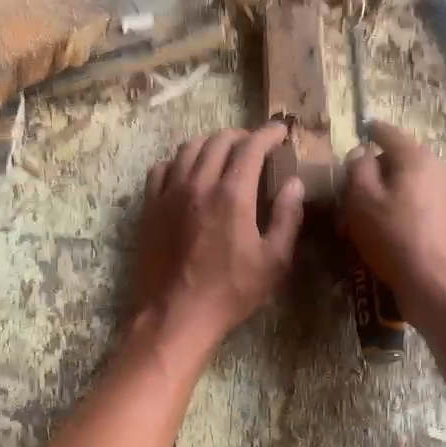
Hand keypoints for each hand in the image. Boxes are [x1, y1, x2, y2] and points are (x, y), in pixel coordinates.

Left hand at [131, 123, 305, 365]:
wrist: (174, 315)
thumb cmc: (230, 292)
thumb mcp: (274, 262)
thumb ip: (288, 217)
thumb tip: (295, 183)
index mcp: (232, 194)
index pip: (252, 146)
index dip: (269, 133)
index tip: (281, 131)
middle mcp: (199, 183)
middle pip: (219, 140)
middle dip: (242, 135)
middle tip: (256, 145)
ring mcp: (170, 193)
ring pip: (189, 149)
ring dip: (211, 144)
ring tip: (224, 153)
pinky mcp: (150, 207)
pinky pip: (162, 168)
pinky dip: (179, 161)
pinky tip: (187, 172)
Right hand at [343, 122, 445, 304]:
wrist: (436, 285)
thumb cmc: (393, 237)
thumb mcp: (362, 199)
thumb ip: (358, 168)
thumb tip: (361, 152)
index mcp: (416, 158)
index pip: (389, 132)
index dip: (371, 129)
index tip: (360, 128)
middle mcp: (437, 169)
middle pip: (402, 157)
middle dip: (378, 164)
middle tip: (354, 180)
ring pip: (412, 179)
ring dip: (390, 186)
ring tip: (368, 205)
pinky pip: (421, 199)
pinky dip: (403, 202)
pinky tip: (389, 223)